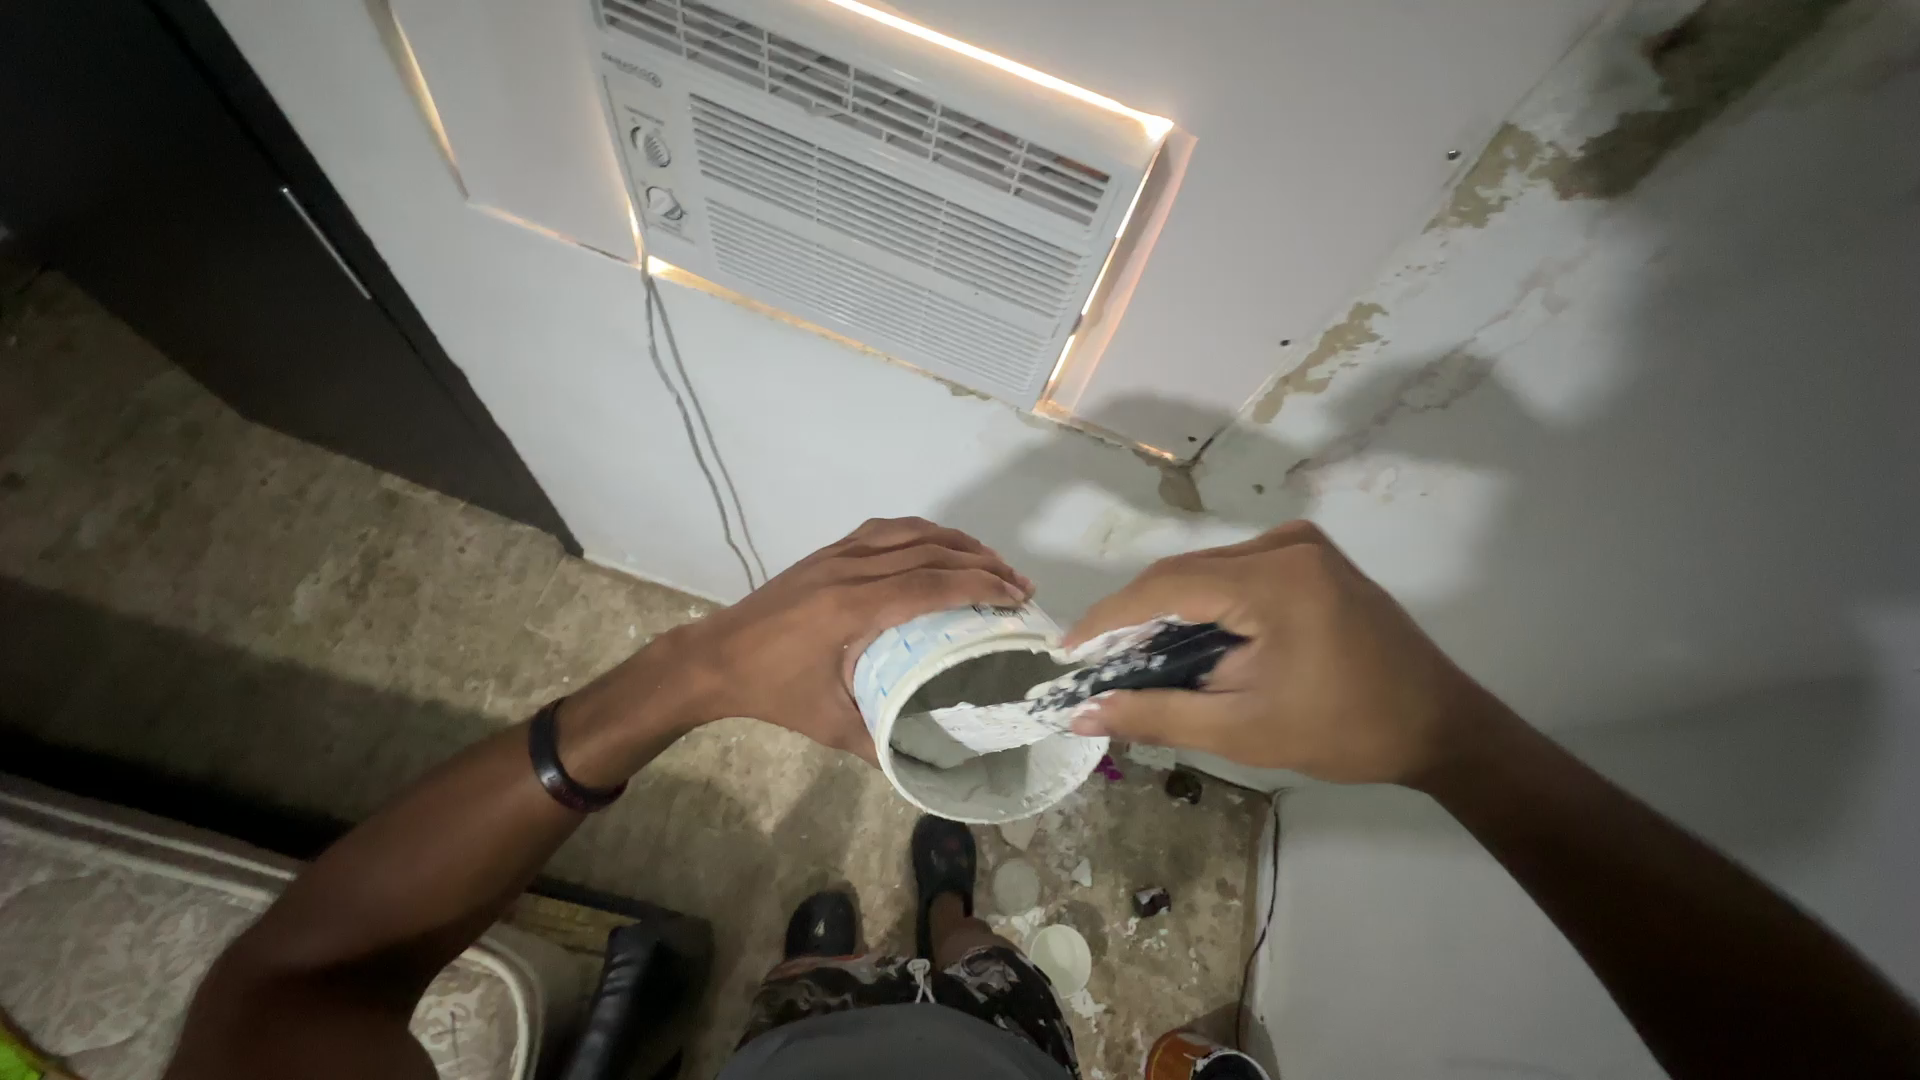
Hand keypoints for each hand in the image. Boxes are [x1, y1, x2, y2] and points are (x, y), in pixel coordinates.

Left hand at [583, 518, 1031, 765]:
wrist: (713, 659)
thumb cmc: (772, 693)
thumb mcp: (829, 725)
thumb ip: (879, 742)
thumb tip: (925, 766)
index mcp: (852, 608)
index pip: (931, 584)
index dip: (980, 586)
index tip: (1016, 597)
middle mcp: (850, 568)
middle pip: (930, 552)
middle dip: (982, 564)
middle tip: (1019, 584)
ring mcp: (837, 553)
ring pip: (911, 532)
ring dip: (957, 542)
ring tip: (992, 562)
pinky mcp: (828, 551)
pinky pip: (886, 529)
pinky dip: (923, 532)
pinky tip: (939, 547)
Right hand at [1063, 521, 1498, 785]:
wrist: (1439, 725)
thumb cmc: (1344, 732)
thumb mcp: (1242, 730)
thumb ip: (1155, 714)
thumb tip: (1081, 713)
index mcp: (1276, 580)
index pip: (1165, 587)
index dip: (1108, 618)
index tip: (1067, 652)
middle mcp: (1285, 545)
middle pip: (1182, 574)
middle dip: (1134, 618)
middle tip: (1098, 664)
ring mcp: (1300, 544)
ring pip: (1203, 571)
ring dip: (1165, 611)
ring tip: (1133, 657)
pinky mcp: (1308, 555)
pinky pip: (1231, 572)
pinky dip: (1199, 603)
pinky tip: (1187, 640)